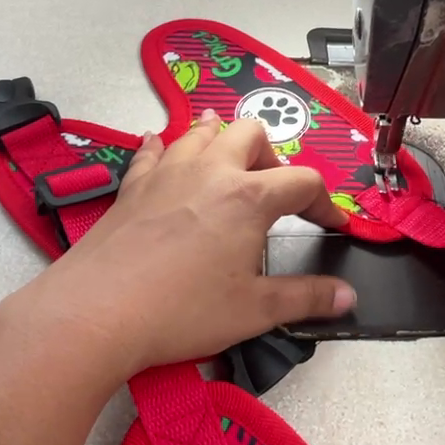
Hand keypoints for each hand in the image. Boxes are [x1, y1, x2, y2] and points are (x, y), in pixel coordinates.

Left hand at [0, 110, 354, 378]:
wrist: (96, 313)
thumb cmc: (182, 311)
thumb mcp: (255, 311)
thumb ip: (307, 299)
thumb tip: (348, 299)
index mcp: (249, 197)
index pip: (304, 182)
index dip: (326, 203)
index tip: (332, 226)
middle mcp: (211, 171)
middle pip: (252, 134)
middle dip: (273, 158)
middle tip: (275, 194)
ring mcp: (166, 172)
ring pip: (202, 131)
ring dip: (223, 141)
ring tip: (231, 162)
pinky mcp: (131, 185)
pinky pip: (153, 150)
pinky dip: (167, 148)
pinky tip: (165, 153)